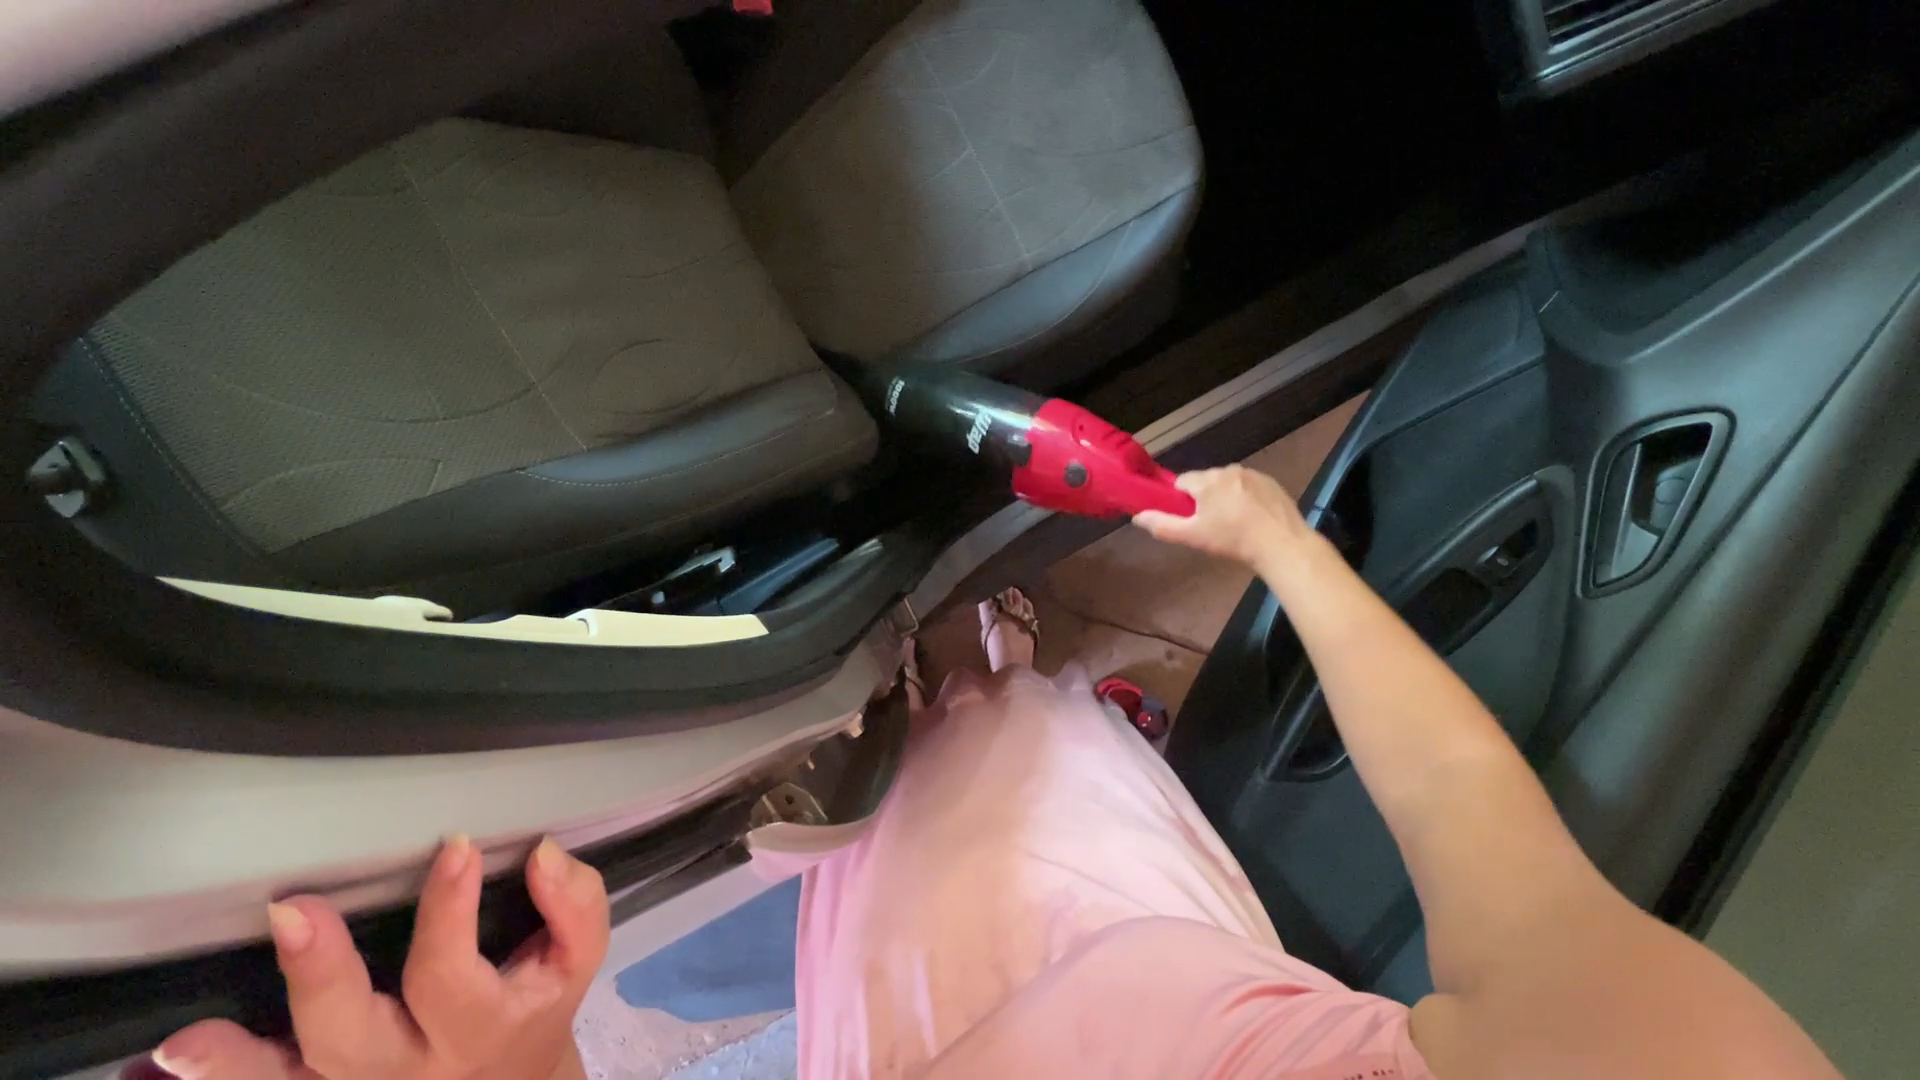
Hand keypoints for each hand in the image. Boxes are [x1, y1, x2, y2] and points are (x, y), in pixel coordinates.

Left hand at [150, 836, 607, 1079]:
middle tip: (293, 911)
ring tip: (187, 1037)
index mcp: (481, 1027)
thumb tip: (542, 853)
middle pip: (356, 1037)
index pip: (452, 972)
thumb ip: (575, 903)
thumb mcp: (578, 957)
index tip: (455, 845)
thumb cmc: (539, 1001)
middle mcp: (412, 1070)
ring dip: (237, 1064)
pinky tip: (176, 1062)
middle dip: (322, 976)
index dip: (450, 909)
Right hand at [1133, 466, 1321, 576]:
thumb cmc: (1233, 541)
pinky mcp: (1271, 482)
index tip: (1189, 518)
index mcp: (1207, 480)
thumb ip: (1162, 525)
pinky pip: (1248, 486)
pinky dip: (1245, 498)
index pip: (1181, 482)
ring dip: (1225, 497)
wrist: (1282, 544)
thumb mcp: (1193, 536)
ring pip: (1227, 483)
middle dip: (1204, 499)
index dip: (1181, 500)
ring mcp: (1253, 474)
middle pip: (1205, 481)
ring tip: (1234, 523)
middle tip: (1211, 525)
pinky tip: (1252, 518)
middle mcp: (1228, 470)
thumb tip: (1137, 516)